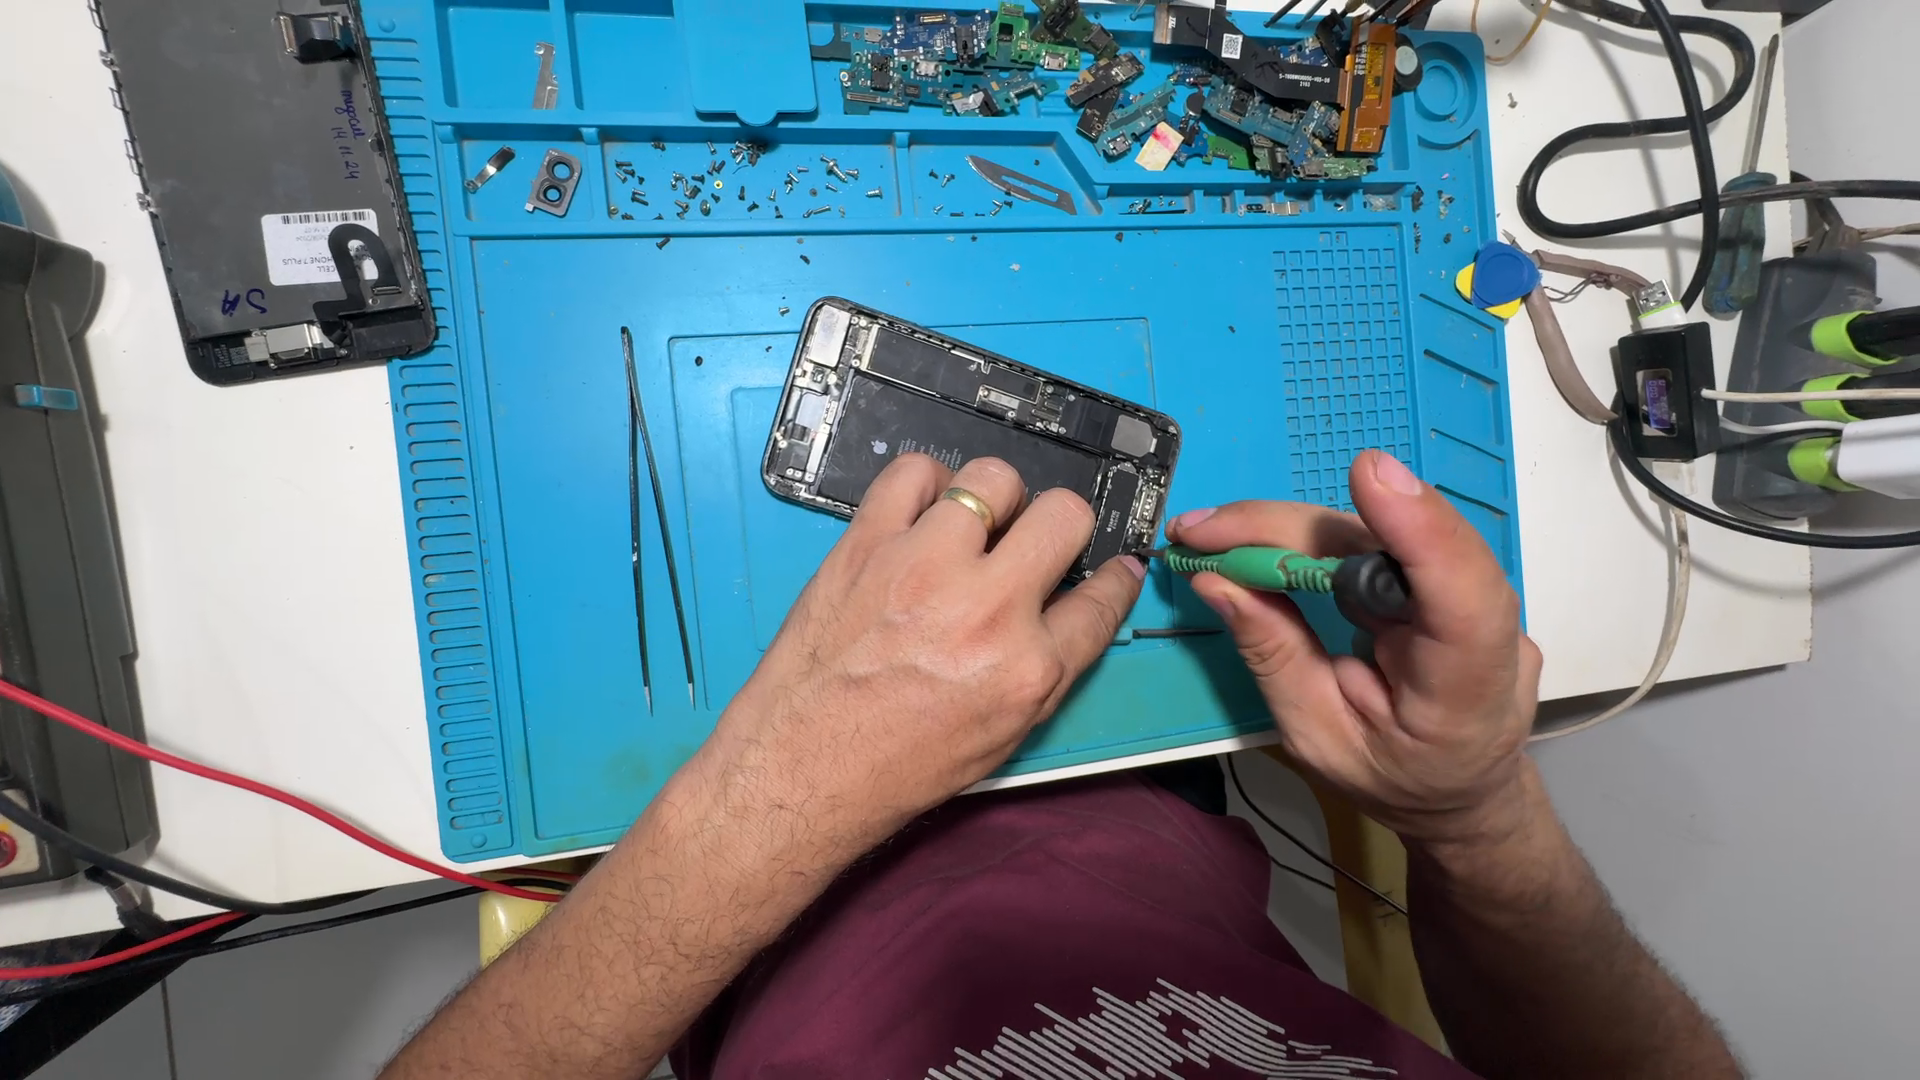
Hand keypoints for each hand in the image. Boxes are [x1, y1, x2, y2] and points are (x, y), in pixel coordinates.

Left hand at [697, 454, 1143, 854]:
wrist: (801, 767)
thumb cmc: (902, 764)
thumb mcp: (1003, 735)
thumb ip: (1050, 667)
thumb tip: (1078, 605)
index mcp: (1027, 669)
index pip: (1102, 599)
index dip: (1117, 577)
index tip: (1116, 566)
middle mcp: (985, 609)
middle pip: (1064, 516)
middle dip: (1062, 526)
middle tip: (1033, 545)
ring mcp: (923, 566)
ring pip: (993, 478)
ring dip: (995, 501)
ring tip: (973, 528)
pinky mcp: (867, 543)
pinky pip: (914, 472)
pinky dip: (928, 485)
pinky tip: (923, 515)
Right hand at [1166, 450, 1542, 847]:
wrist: (1458, 793)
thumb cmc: (1392, 778)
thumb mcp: (1316, 736)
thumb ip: (1274, 658)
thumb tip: (1217, 581)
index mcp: (1466, 690)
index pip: (1464, 599)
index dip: (1419, 528)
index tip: (1366, 472)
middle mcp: (1480, 626)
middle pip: (1383, 550)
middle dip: (1283, 530)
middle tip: (1197, 531)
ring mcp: (1458, 594)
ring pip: (1367, 536)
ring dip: (1279, 528)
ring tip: (1206, 535)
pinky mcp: (1428, 579)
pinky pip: (1361, 542)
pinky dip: (1297, 536)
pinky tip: (1246, 539)